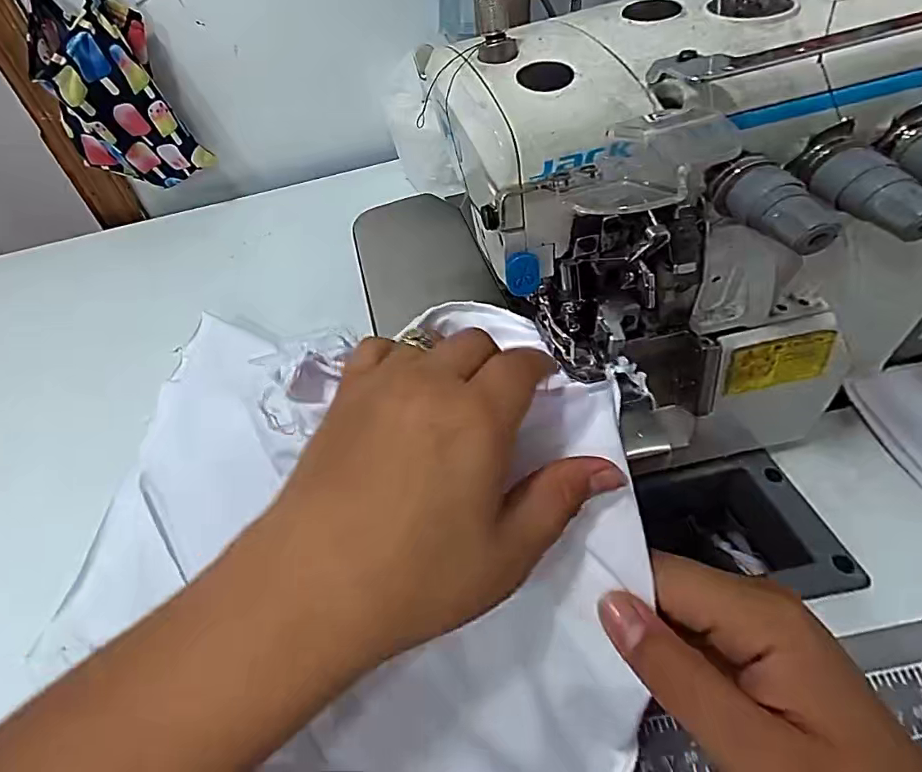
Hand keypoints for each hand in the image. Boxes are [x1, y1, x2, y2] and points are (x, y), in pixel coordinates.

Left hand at [245, 328, 626, 667]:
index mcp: (478, 416)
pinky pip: (378, 349)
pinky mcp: (344, 392)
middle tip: (499, 403)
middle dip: (497, 362)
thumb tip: (604, 469)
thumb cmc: (420, 576)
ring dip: (448, 362)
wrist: (317, 578)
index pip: (520, 364)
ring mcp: (381, 382)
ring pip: (427, 344)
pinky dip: (398, 359)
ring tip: (448, 403)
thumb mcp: (507, 553)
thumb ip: (557, 499)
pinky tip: (398, 393)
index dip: (540, 368)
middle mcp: (430, 383)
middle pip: (475, 342)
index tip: (544, 386)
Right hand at [599, 552, 921, 771]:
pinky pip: (696, 636)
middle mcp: (762, 604)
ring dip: (639, 631)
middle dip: (622, 607)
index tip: (559, 598)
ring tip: (591, 645)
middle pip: (667, 584)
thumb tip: (609, 602)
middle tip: (568, 627)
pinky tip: (637, 667)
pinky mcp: (762, 656)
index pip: (660, 571)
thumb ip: (678, 674)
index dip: (610, 584)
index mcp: (763, 611)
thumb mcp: (755, 751)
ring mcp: (764, 630)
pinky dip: (665, 651)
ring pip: (677, 610)